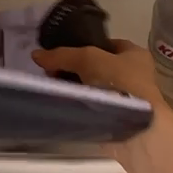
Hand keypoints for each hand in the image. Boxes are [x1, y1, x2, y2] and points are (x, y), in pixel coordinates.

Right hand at [32, 40, 172, 164]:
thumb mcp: (88, 60)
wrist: (136, 129)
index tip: (62, 51)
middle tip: (53, 70)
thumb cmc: (119, 84)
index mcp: (135, 54)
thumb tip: (36, 55)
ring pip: (94, 86)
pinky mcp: (118, 117)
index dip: (84, 44)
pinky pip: (94, 105)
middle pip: (97, 65)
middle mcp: (134, 74)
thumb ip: (62, 56)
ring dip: (76, 87)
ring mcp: (126, 97)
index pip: (106, 43)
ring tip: (54, 86)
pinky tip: (64, 103)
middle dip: (75, 68)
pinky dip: (81, 104)